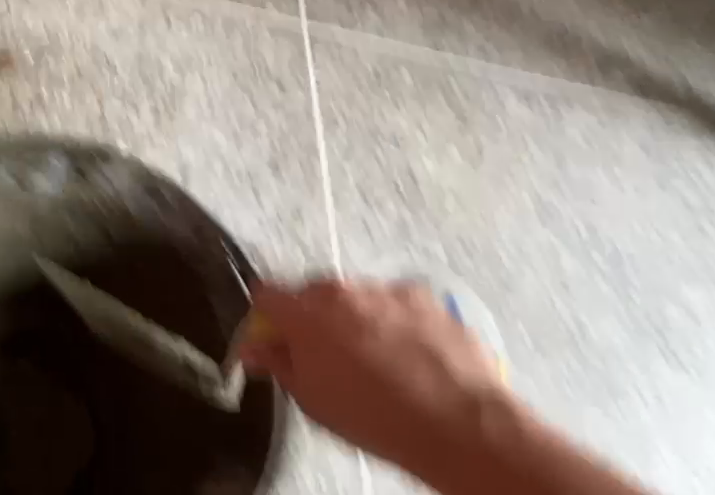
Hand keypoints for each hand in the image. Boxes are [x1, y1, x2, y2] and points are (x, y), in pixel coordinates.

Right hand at [241, 278, 513, 478]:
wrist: (461, 426)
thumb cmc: (374, 418)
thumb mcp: (312, 400)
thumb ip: (277, 363)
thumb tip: (253, 347)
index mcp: (303, 311)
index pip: (265, 295)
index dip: (268, 317)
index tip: (278, 340)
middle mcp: (339, 288)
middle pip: (313, 294)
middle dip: (316, 319)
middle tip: (332, 357)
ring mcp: (383, 288)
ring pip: (357, 298)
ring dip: (358, 319)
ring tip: (381, 361)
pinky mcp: (424, 297)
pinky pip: (398, 304)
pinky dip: (398, 322)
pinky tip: (413, 356)